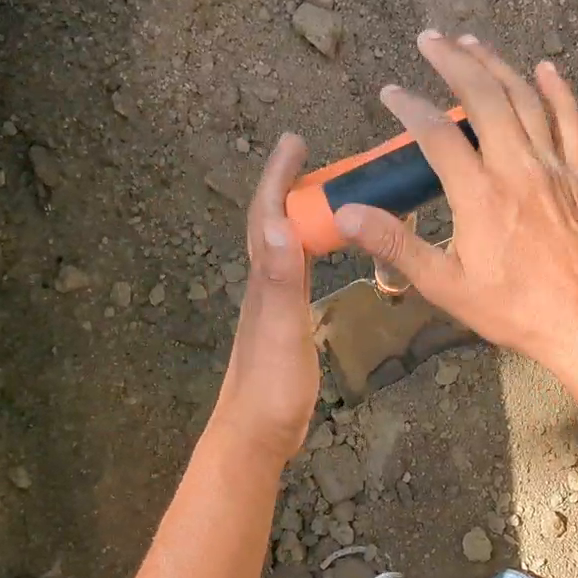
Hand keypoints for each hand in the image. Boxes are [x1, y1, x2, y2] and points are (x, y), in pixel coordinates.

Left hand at [211, 134, 317, 465]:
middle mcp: (263, 288)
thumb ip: (279, 278)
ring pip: (282, 251)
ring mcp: (271, 310)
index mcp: (264, 281)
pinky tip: (316, 263)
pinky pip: (293, 277)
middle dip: (288, 189)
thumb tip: (275, 219)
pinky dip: (305, 255)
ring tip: (321, 201)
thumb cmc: (271, 386)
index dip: (278, 178)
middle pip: (272, 227)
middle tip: (313, 162)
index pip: (267, 217)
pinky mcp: (283, 330)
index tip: (295, 141)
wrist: (255, 435)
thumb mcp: (280, 329)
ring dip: (296, 219)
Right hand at [333, 33, 577, 377]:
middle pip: (484, 98)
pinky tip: (545, 70)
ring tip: (472, 42)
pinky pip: (572, 123)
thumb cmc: (512, 311)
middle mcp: (517, 169)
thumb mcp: (446, 286)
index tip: (390, 93)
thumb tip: (348, 215)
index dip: (410, 107)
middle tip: (430, 40)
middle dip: (453, 62)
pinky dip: (558, 92)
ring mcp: (554, 170)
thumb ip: (397, 245)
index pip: (437, 133)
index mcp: (479, 195)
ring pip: (526, 100)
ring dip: (497, 65)